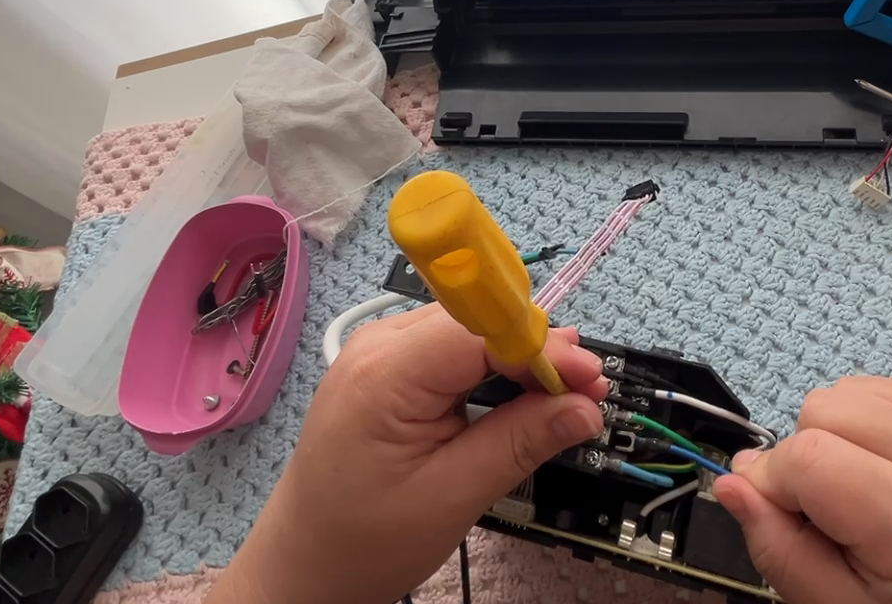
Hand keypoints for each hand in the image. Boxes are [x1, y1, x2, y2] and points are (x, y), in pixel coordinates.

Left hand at [207, 304, 607, 603]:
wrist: (302, 566)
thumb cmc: (367, 542)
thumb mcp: (452, 496)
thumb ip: (521, 442)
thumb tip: (586, 408)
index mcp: (386, 372)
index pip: (478, 331)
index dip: (540, 346)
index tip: (590, 376)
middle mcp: (381, 343)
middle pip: (478, 324)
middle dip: (537, 353)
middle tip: (588, 390)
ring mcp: (382, 349)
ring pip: (471, 332)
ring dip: (520, 359)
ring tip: (566, 390)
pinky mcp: (391, 364)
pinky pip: (454, 348)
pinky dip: (494, 367)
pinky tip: (523, 387)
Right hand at [714, 377, 891, 603]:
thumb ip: (781, 551)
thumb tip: (732, 482)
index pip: (806, 457)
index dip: (774, 483)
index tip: (783, 514)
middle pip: (820, 409)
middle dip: (806, 455)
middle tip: (834, 510)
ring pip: (843, 390)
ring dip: (834, 433)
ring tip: (865, 486)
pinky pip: (875, 385)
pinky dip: (863, 420)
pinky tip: (888, 465)